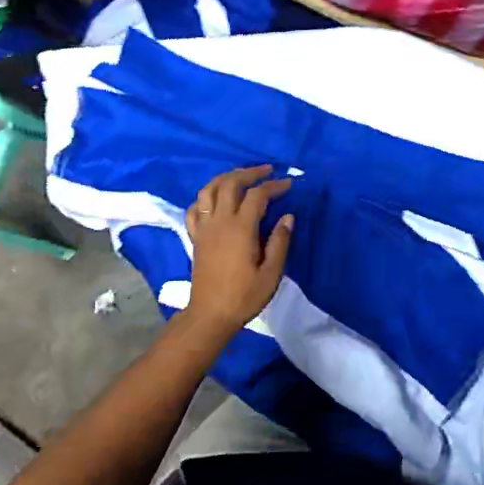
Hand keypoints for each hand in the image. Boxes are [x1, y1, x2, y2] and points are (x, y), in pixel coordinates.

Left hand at [184, 166, 293, 333]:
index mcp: (240, 228)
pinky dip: (205, 197)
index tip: (288, 183)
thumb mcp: (271, 273)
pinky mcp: (195, 237)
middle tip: (266, 170)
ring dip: (225, 178)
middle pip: (230, 183)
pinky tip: (214, 199)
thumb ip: (280, 242)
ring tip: (240, 177)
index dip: (273, 186)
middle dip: (249, 173)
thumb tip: (288, 217)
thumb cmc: (244, 296)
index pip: (257, 195)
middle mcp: (219, 221)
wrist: (211, 314)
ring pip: (208, 190)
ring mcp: (203, 227)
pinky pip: (195, 208)